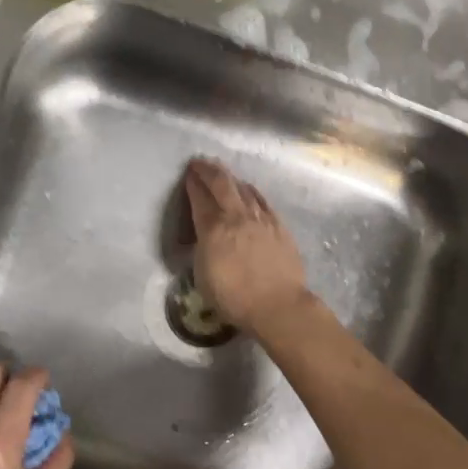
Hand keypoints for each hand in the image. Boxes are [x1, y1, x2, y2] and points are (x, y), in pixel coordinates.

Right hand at [181, 158, 313, 334]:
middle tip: (200, 163)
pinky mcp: (279, 226)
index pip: (199, 198)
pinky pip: (262, 200)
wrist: (277, 305)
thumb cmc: (234, 298)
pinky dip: (251, 192)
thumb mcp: (203, 277)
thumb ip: (203, 251)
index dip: (192, 184)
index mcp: (214, 229)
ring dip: (231, 178)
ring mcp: (261, 219)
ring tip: (223, 174)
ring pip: (244, 189)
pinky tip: (249, 190)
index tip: (188, 174)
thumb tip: (206, 239)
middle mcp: (237, 217)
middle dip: (209, 170)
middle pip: (222, 184)